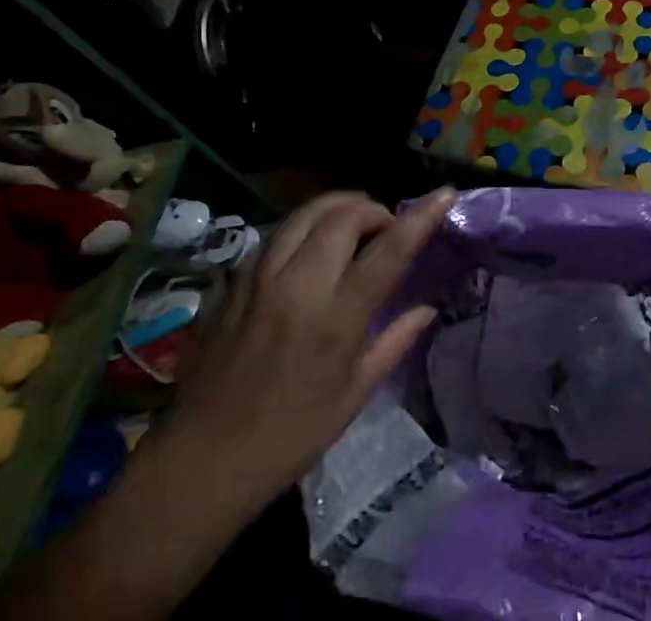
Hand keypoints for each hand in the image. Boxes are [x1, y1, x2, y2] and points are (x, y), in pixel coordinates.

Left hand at [167, 189, 451, 505]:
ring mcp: (260, 276)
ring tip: (354, 226)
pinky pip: (278, 232)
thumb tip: (428, 308)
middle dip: (374, 209)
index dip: (421, 216)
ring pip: (306, 212)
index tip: (445, 193)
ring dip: (339, 208)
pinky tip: (313, 246)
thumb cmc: (291, 434)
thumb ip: (395, 341)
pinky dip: (306, 226)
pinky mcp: (235, 279)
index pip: (389, 249)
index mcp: (336, 316)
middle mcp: (298, 283)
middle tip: (387, 230)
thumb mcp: (355, 394)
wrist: (205, 457)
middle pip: (344, 214)